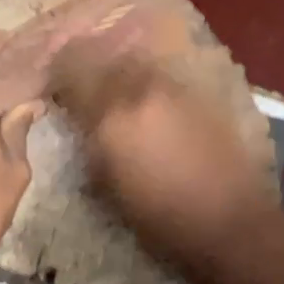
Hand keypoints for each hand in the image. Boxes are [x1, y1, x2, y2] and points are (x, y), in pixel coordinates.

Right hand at [49, 43, 278, 276]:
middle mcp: (141, 90)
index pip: (71, 73)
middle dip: (89, 73)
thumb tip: (81, 126)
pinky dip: (150, 87)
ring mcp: (174, 88)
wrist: (229, 222)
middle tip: (84, 93)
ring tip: (119, 98)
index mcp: (111, 113)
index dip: (57, 79)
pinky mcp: (201, 95)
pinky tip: (152, 107)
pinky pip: (164, 79)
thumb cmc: (159, 217)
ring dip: (121, 77)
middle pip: (104, 61)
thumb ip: (89, 147)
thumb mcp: (106, 188)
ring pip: (136, 66)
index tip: (54, 93)